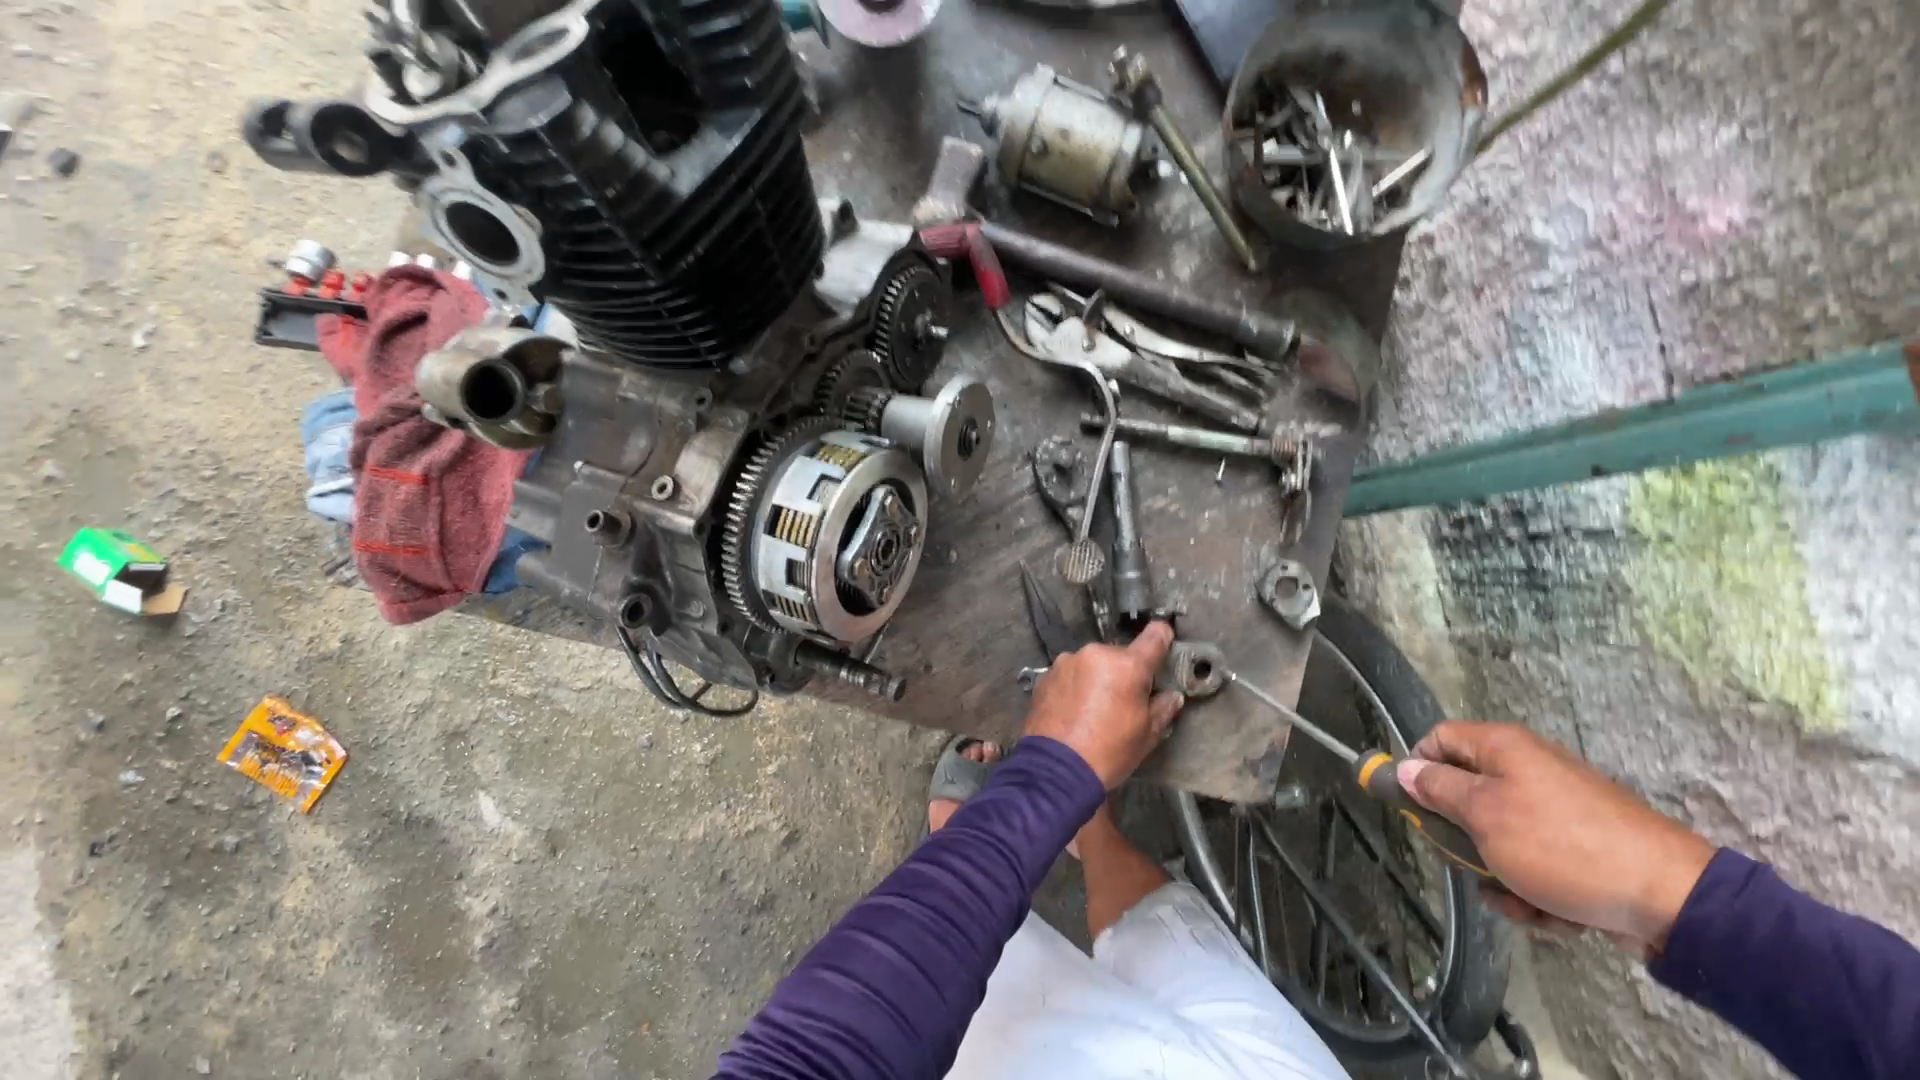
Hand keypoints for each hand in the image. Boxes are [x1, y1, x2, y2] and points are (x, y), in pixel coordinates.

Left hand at [1023, 621, 1185, 788]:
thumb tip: (1172, 696)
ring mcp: (1067, 662)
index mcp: (1127, 665)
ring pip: (1092, 665)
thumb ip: (1163, 708)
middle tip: (1124, 701)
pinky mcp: (1046, 676)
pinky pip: (1070, 675)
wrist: (1055, 770)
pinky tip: (1075, 711)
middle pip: (1119, 656)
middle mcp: (1095, 654)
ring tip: (1095, 710)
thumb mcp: (1147, 735)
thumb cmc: (1108, 752)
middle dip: (1124, 673)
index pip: (1154, 637)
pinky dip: (1076, 686)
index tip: (1165, 639)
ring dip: (1097, 678)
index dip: (1163, 637)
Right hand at [1396, 721, 1715, 954]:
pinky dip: (1534, 890)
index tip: (1413, 807)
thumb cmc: (1560, 846)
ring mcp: (1559, 810)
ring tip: (1519, 898)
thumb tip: (1404, 768)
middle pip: (1466, 795)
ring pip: (1498, 838)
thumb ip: (1437, 789)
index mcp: (1504, 748)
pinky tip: (1551, 912)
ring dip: (1497, 875)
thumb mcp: (1484, 815)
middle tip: (1465, 861)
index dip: (1417, 769)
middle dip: (1462, 838)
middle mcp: (1529, 770)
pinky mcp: (1581, 848)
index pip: (1438, 740)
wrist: (1669, 898)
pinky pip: (1535, 863)